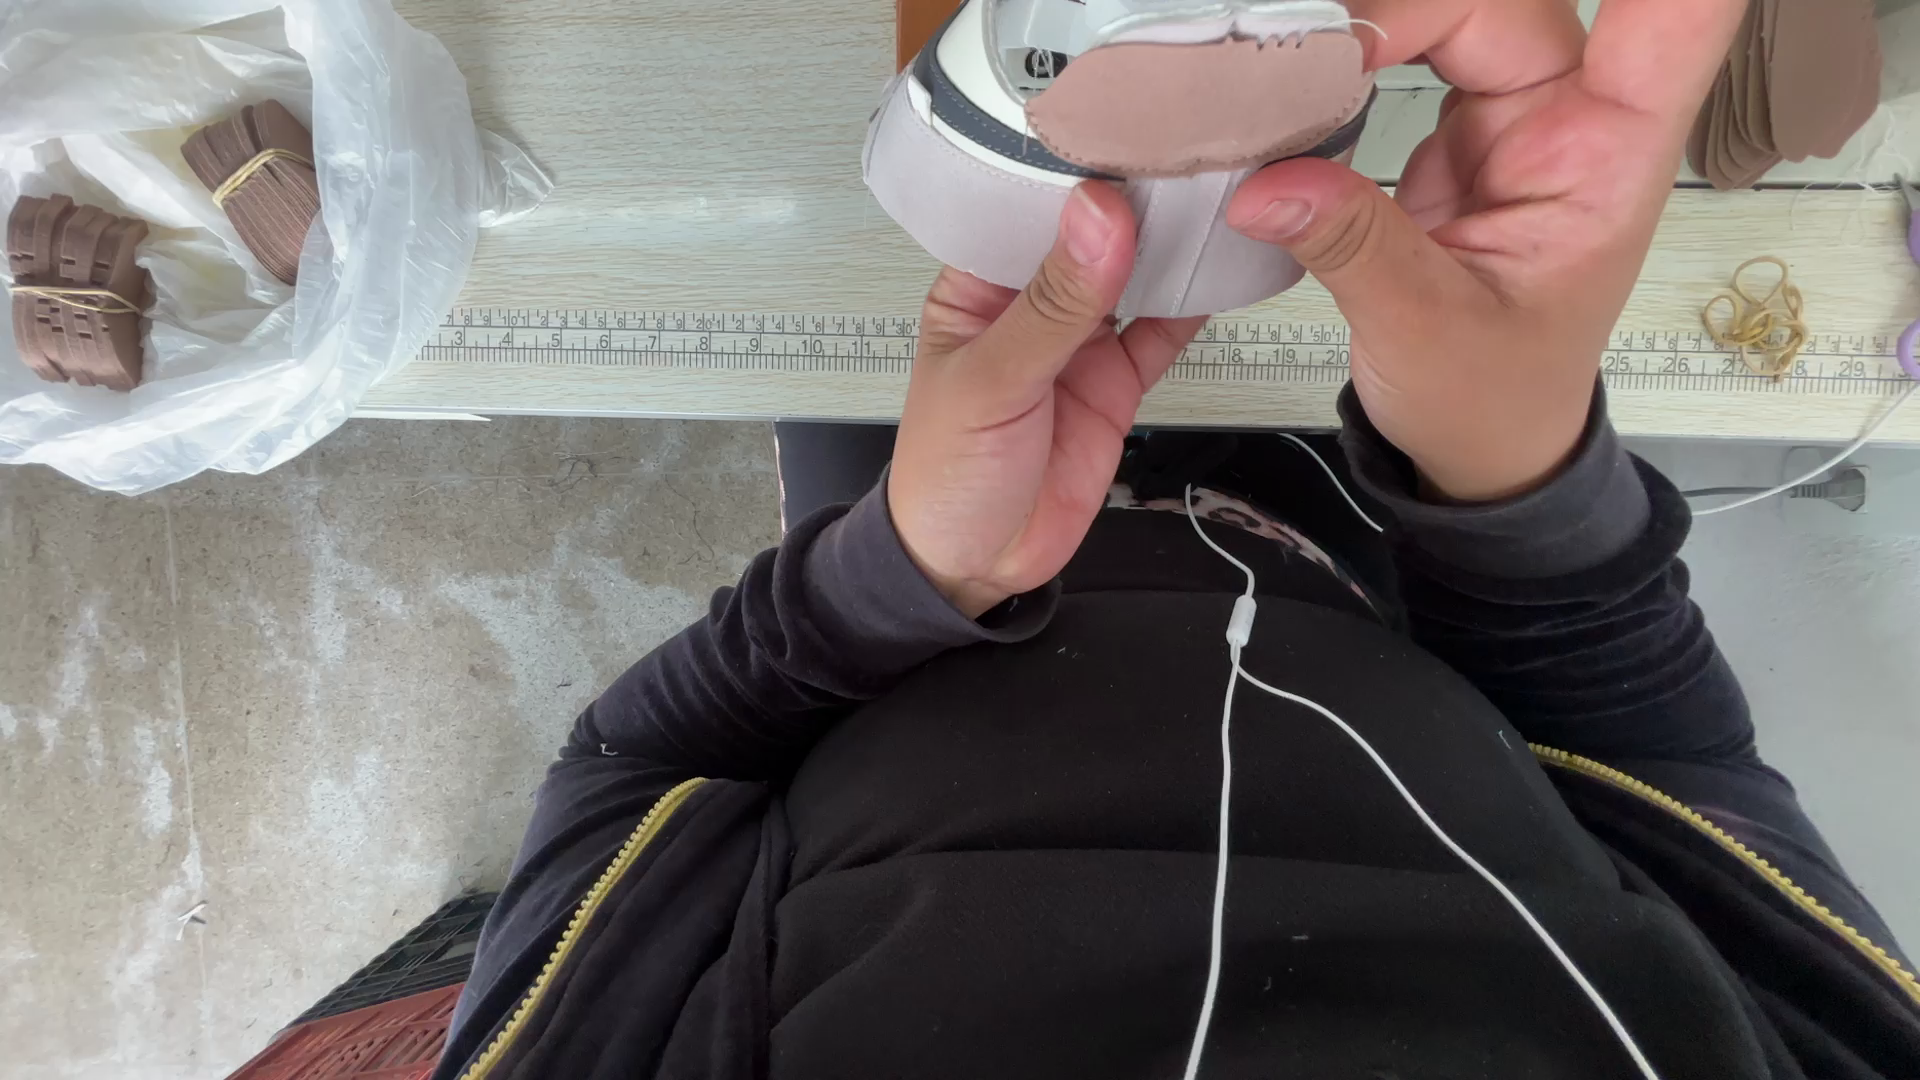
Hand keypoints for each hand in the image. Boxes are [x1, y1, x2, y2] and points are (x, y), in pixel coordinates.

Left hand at [889, 183, 1206, 615]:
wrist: (977, 562)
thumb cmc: (947, 475)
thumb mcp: (990, 385)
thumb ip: (1050, 308)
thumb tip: (1098, 219)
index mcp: (977, 288)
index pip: (1029, 208)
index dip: (1076, 170)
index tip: (1130, 128)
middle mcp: (1031, 307)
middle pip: (1090, 237)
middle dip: (1135, 200)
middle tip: (1194, 148)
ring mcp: (1078, 345)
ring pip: (1134, 279)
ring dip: (1170, 246)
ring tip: (1222, 193)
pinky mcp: (1115, 383)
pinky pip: (1161, 334)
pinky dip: (1193, 306)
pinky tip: (1225, 269)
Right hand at [1226, 0, 1743, 500]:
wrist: (1474, 439)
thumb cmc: (1484, 394)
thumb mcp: (1420, 327)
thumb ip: (1351, 245)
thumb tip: (1262, 185)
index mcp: (1607, 149)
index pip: (1674, 8)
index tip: (1456, 5)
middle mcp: (1565, 119)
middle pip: (1505, 6)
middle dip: (1407, 13)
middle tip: (1309, 51)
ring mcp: (1501, 132)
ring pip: (1452, 28)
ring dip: (1372, 35)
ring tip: (1293, 66)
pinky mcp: (1446, 158)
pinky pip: (1404, 82)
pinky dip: (1351, 77)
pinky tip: (1302, 93)